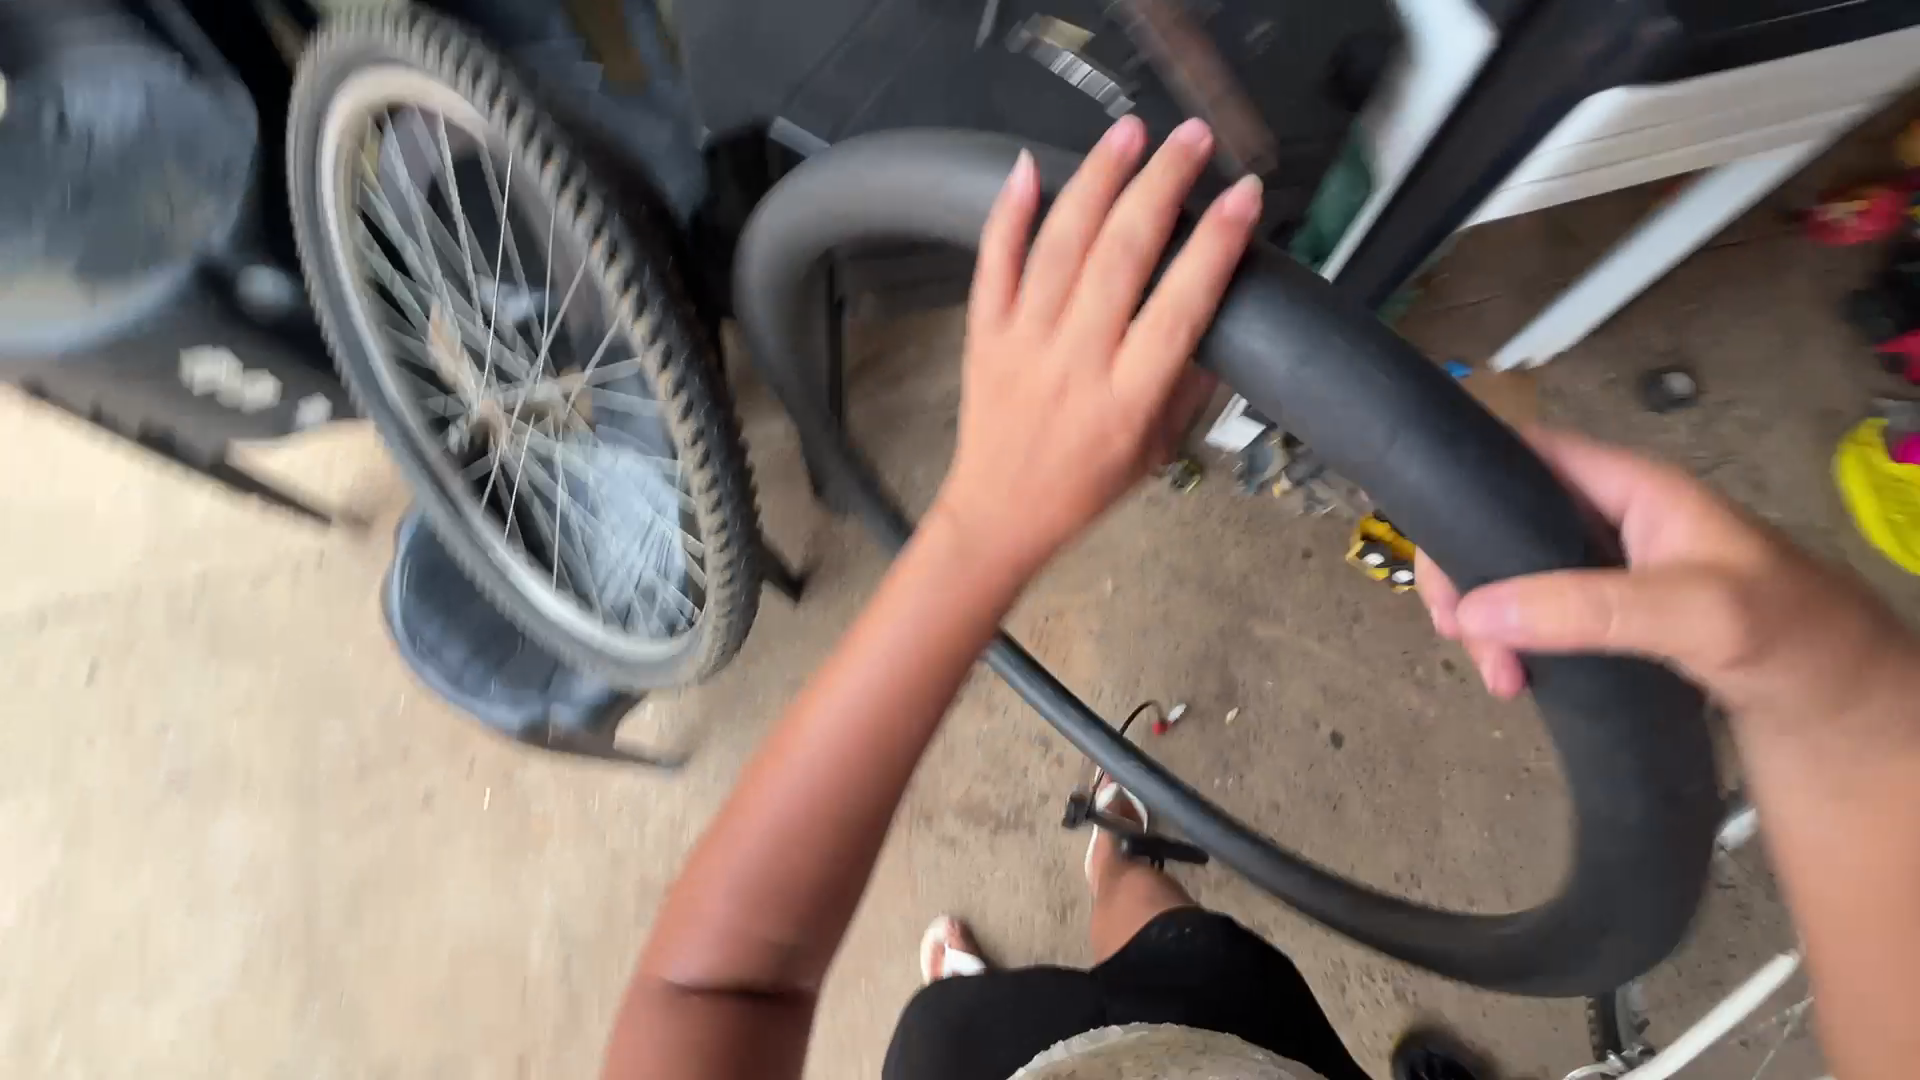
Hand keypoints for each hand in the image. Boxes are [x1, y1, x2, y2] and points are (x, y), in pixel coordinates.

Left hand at [928, 116, 1263, 575]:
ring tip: (1129, 133)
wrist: (1000, 514)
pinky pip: (992, 267)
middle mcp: (1074, 364)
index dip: (1216, 243)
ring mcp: (1022, 346)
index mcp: (1126, 399)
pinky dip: (1008, 215)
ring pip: (1060, 246)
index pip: (1181, 305)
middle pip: (1122, 256)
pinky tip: (1029, 169)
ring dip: (1097, 180)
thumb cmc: (1081, 489)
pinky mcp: (983, 338)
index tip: (1243, 195)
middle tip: (1192, 141)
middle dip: (1162, 186)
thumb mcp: (1155, 451)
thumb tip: (1211, 312)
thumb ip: (1187, 384)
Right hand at [1416, 428, 1919, 739]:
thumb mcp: (1698, 613)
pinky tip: (1510, 677)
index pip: (1527, 453)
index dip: (1469, 473)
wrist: (1849, 719)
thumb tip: (1474, 610)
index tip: (1429, 530)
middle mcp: (1601, 524)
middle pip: (1494, 522)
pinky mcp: (1590, 620)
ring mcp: (1593, 574)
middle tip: (1455, 625)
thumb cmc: (1796, 640)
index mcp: (1630, 490)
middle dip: (1464, 575)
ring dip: (1481, 623)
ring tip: (1496, 674)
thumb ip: (1587, 606)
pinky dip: (1502, 646)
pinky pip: (1521, 618)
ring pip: (1501, 577)